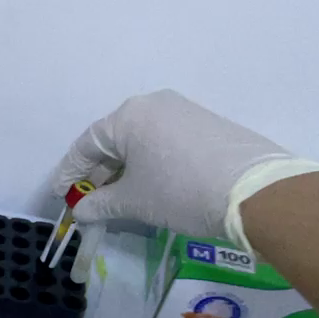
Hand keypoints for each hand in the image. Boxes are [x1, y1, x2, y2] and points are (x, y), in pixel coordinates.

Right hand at [49, 90, 318, 245]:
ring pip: (141, 142)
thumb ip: (100, 204)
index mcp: (129, 116)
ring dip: (125, 170)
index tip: (61, 195)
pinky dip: (149, 164)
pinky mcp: (208, 126)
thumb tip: (81, 211)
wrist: (256, 192)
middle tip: (89, 199)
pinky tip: (149, 186)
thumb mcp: (134, 201)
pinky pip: (164, 143)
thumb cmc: (180, 191)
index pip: (87, 144)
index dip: (70, 172)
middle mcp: (154, 105)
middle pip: (114, 140)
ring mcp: (185, 112)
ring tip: (118, 197)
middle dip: (98, 172)